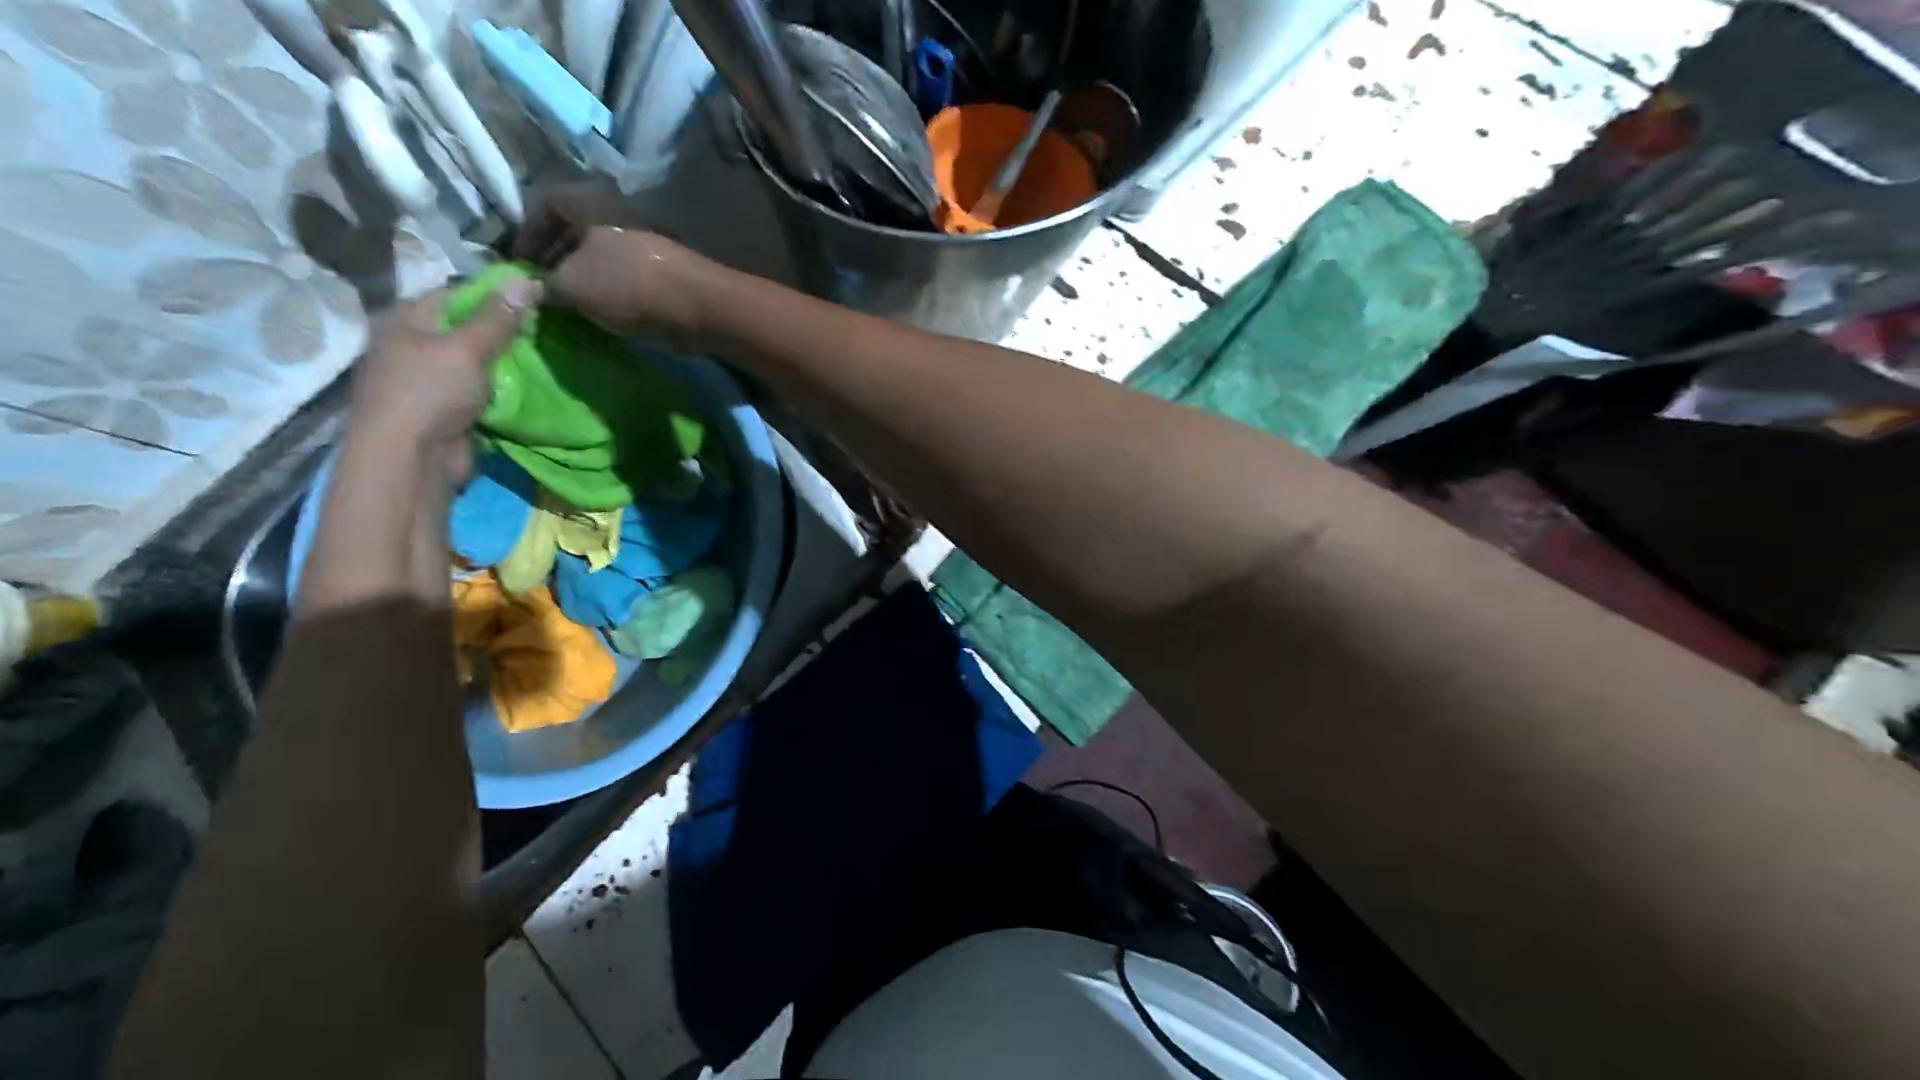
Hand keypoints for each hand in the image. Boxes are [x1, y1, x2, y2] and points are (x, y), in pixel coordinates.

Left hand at [348, 281, 539, 481]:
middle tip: (541, 333)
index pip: (453, 294)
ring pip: (470, 363)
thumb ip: (498, 318)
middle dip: (500, 332)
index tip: (531, 302)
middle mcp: (407, 345)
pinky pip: (473, 391)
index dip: (492, 295)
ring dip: (500, 365)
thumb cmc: (431, 393)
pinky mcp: (437, 409)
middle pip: (462, 329)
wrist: (409, 457)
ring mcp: (421, 380)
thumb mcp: (469, 349)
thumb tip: (528, 280)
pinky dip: (494, 391)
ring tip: (538, 360)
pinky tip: (521, 390)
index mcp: (404, 320)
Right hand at [516, 184, 706, 343]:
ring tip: (567, 309)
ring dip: (581, 282)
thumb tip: (528, 289)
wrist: (698, 307)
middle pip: (573, 233)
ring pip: (599, 260)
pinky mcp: (660, 275)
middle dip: (553, 260)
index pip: (545, 202)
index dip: (526, 231)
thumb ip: (543, 285)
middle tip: (540, 291)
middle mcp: (616, 218)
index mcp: (590, 204)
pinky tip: (601, 318)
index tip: (518, 263)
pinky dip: (608, 296)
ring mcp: (641, 248)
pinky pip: (624, 280)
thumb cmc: (627, 286)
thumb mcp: (571, 285)